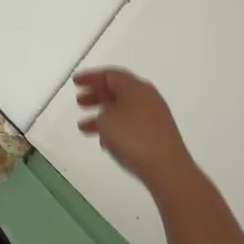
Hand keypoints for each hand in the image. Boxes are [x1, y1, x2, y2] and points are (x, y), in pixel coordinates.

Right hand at [74, 67, 194, 189]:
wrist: (168, 168)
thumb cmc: (133, 138)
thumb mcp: (106, 120)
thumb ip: (101, 111)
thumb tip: (108, 113)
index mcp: (135, 87)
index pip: (110, 74)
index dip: (90, 77)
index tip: (75, 83)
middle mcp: (147, 97)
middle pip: (117, 91)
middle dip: (96, 96)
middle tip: (79, 102)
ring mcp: (154, 116)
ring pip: (123, 110)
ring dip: (103, 116)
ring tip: (84, 127)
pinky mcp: (158, 134)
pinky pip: (131, 125)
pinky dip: (116, 129)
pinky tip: (105, 143)